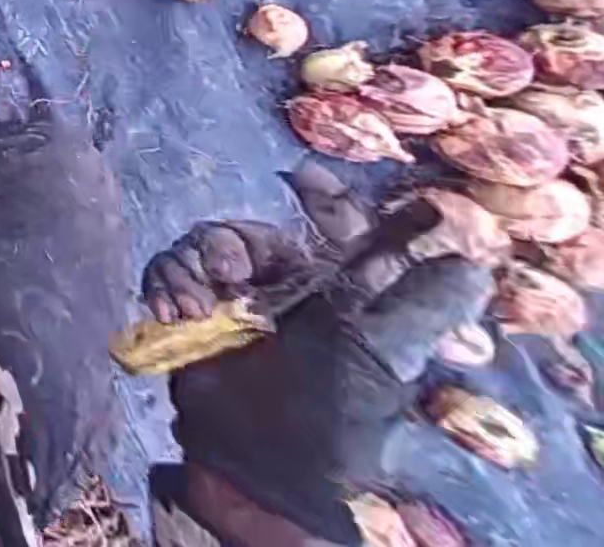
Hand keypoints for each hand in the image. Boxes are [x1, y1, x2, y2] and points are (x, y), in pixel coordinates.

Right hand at [146, 168, 493, 543]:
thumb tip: (469, 259)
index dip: (323, 201)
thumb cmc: (325, 412)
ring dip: (186, 272)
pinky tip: (167, 312)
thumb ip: (413, 307)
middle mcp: (276, 285)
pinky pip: (163, 271)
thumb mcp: (375, 359)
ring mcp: (224, 295)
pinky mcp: (183, 304)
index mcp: (328, 292)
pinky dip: (161, 285)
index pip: (330, 232)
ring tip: (191, 309)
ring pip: (194, 248)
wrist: (253, 455)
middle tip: (225, 276)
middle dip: (224, 246)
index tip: (304, 175)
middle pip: (242, 233)